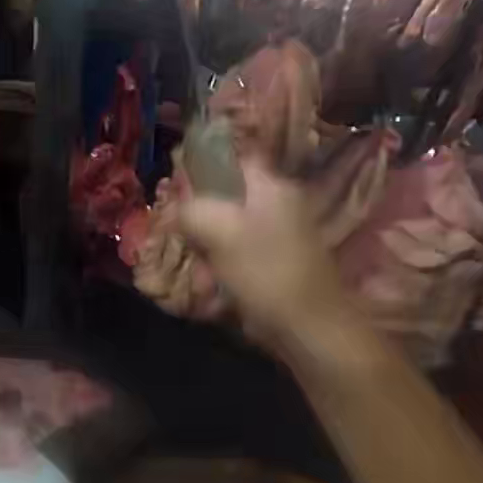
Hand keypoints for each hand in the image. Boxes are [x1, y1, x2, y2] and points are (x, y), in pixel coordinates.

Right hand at [179, 156, 347, 344]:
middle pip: (225, 189)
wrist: (308, 325)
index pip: (230, 156)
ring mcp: (278, 229)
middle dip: (197, 207)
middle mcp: (277, 200)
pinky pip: (236, 243)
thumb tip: (175, 206)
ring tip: (191, 252)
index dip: (198, 165)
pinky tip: (209, 271)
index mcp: (270, 185)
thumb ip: (190, 209)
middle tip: (177, 225)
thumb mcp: (218, 232)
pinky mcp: (274, 255)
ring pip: (227, 218)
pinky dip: (218, 254)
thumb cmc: (265, 272)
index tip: (174, 185)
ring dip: (205, 234)